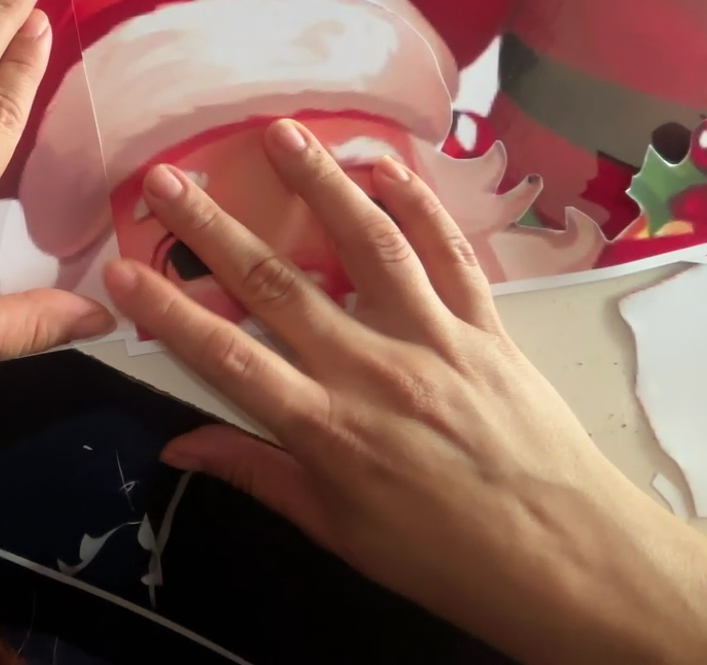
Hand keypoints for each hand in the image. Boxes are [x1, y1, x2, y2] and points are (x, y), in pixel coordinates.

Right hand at [103, 118, 706, 663]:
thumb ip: (254, 474)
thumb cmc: (447, 558)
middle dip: (210, 227)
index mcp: (328, 429)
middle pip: (276, 284)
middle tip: (166, 179)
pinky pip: (449, 256)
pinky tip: (385, 163)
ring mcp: (435, 339)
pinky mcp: (486, 327)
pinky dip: (418, 204)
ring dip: (318, 185)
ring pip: (367, 247)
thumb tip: (173, 445)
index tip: (119, 269)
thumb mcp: (338, 533)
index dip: (166, 310)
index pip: (226, 356)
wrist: (587, 573)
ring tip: (277, 133)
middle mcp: (373, 371)